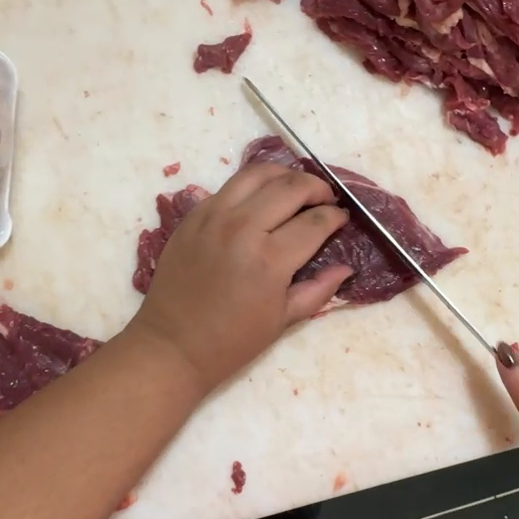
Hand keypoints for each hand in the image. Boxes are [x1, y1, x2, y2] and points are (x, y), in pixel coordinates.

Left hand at [127, 163, 351, 389]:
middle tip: (325, 199)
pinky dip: (252, 187)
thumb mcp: (283, 320)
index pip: (315, 222)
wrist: (172, 345)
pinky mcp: (192, 216)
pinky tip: (260, 201)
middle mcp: (243, 227)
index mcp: (270, 259)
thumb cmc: (231, 341)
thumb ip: (318, 289)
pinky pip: (229, 187)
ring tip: (296, 188)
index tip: (343, 219)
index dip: (336, 217)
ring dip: (284, 175)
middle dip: (317, 188)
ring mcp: (213, 217)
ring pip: (257, 174)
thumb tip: (346, 267)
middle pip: (290, 186)